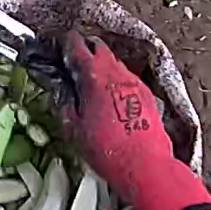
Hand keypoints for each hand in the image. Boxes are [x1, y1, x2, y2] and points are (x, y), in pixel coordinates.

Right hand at [50, 30, 210, 209]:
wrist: (146, 167)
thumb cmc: (107, 150)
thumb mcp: (73, 128)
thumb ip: (66, 104)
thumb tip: (62, 92)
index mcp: (95, 78)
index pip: (79, 48)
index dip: (69, 42)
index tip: (63, 41)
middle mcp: (117, 75)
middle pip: (101, 49)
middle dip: (88, 49)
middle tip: (77, 55)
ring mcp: (135, 84)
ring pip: (116, 64)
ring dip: (104, 65)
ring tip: (93, 76)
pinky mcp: (148, 97)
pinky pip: (128, 79)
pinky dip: (117, 80)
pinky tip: (112, 93)